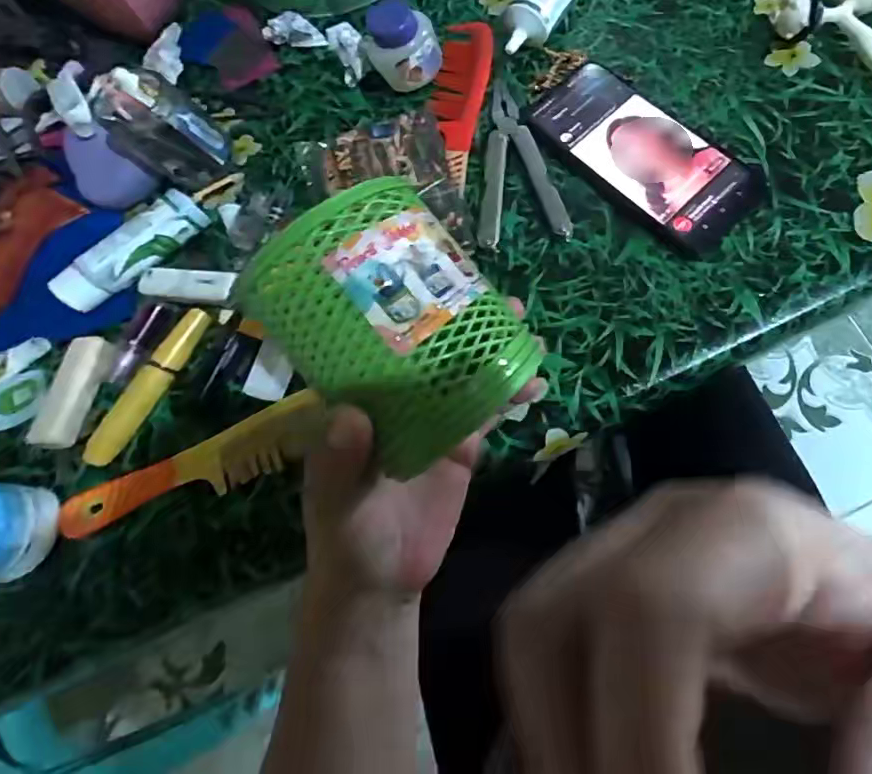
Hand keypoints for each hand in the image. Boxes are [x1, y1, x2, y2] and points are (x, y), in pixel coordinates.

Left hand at [302, 301, 544, 601]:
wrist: (382, 583)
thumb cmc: (344, 535)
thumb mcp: (335, 501)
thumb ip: (340, 461)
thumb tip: (352, 415)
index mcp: (362, 399)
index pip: (380, 345)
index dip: (407, 314)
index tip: (438, 289)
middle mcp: (398, 400)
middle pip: (433, 352)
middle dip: (466, 325)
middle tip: (503, 303)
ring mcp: (433, 420)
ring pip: (466, 376)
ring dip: (495, 354)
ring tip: (528, 332)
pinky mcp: (460, 446)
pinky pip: (487, 413)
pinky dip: (510, 395)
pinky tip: (536, 381)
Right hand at [497, 480, 871, 773]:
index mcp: (748, 529)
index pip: (651, 609)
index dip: (640, 738)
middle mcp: (660, 520)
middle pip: (555, 613)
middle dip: (573, 750)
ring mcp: (621, 543)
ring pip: (529, 629)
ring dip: (549, 743)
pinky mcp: (601, 575)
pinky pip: (538, 646)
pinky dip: (549, 727)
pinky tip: (594, 770)